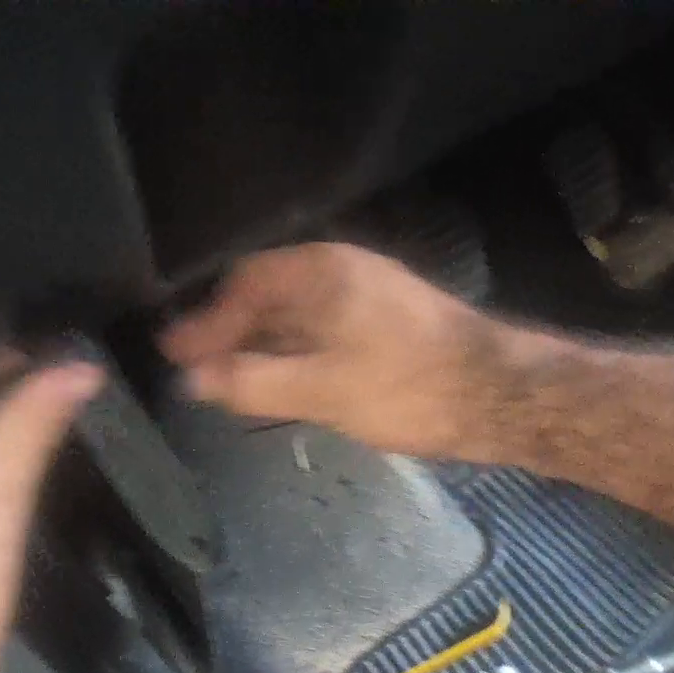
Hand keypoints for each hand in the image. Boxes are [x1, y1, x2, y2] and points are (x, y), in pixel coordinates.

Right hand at [159, 242, 509, 461]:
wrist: (500, 398)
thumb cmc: (408, 388)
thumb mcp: (323, 389)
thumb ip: (255, 382)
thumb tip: (192, 379)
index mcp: (324, 274)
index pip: (246, 285)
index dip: (206, 321)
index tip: (173, 352)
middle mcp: (345, 275)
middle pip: (270, 297)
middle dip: (229, 332)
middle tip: (192, 366)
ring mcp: (370, 301)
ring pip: (299, 318)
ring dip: (262, 346)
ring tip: (228, 378)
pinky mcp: (388, 331)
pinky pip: (324, 335)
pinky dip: (295, 356)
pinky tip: (285, 382)